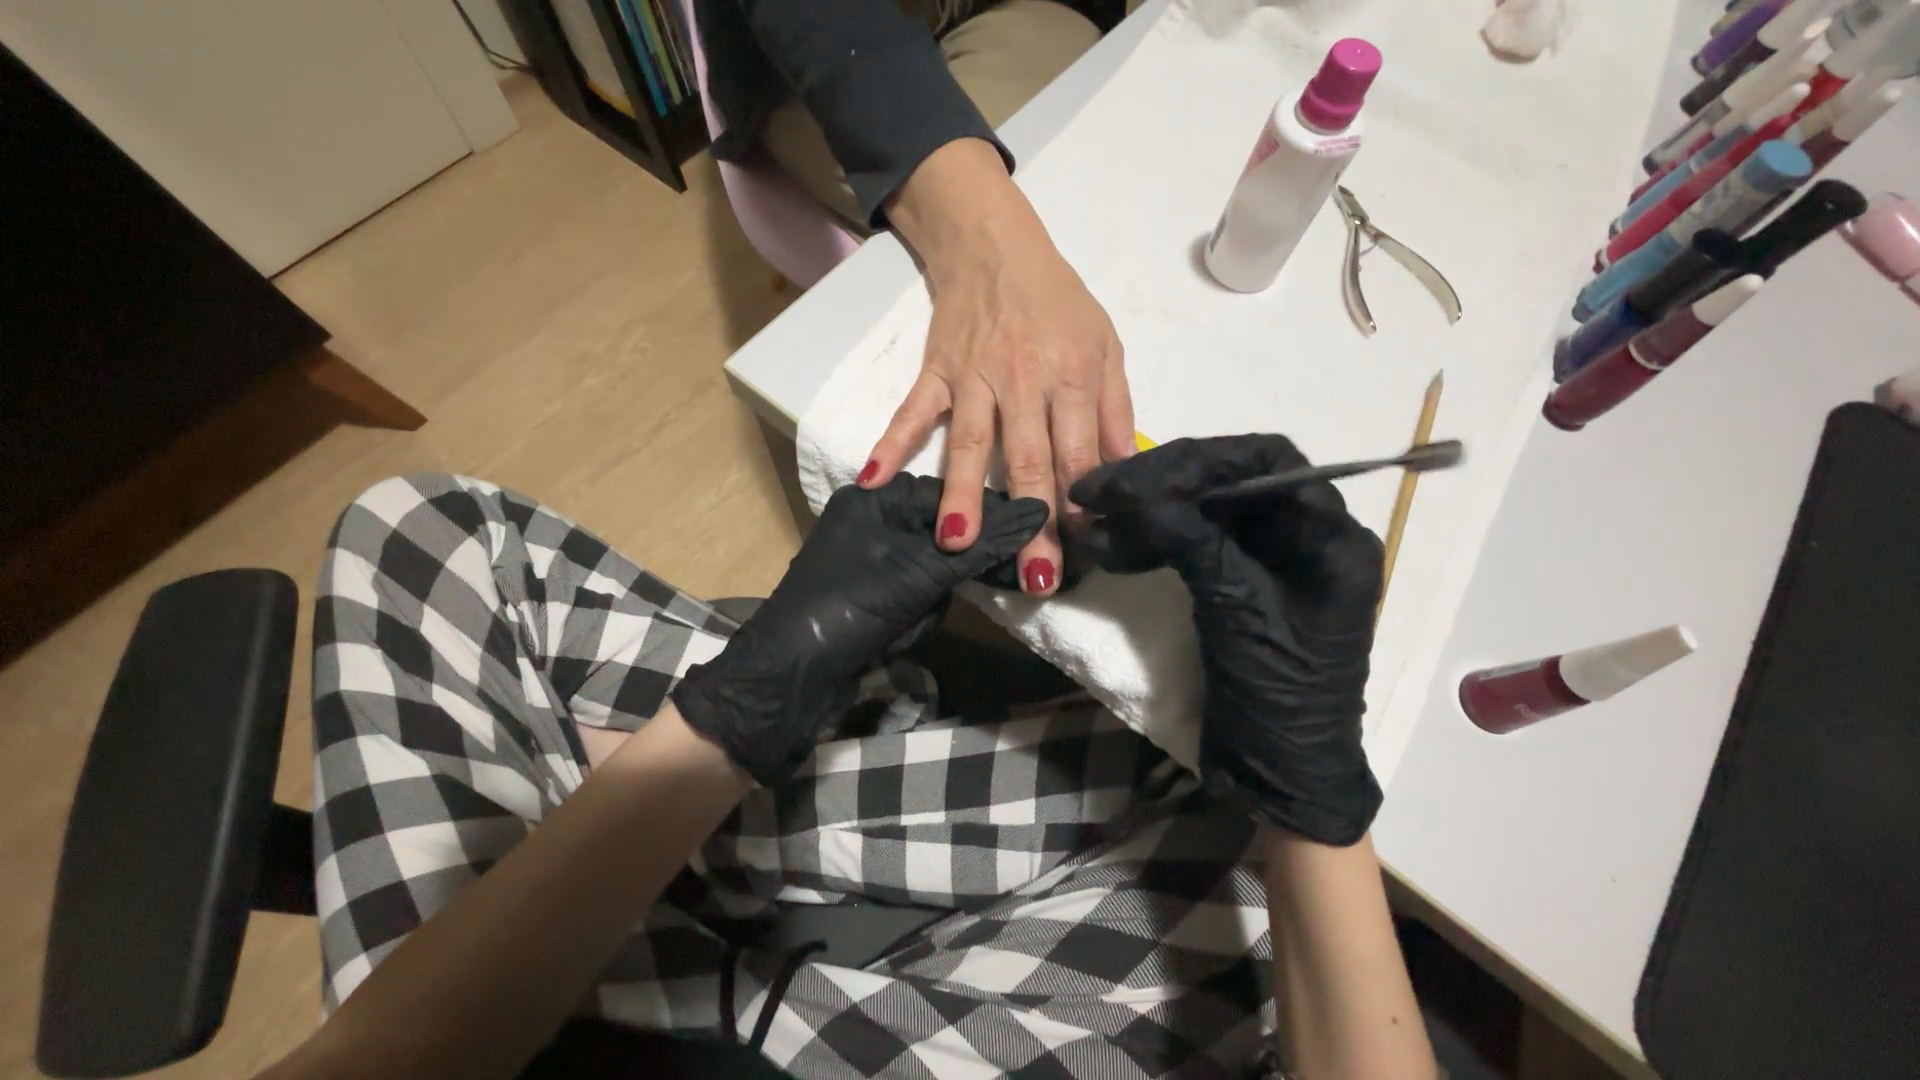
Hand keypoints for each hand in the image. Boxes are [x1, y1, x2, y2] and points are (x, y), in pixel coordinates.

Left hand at [672, 474, 1046, 785]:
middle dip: (977, 549)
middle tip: (1021, 564)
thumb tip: (1038, 514)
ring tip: (992, 583)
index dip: (992, 513)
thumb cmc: (851, 606)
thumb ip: (980, 547)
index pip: (948, 493)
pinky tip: (951, 605)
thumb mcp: (920, 573)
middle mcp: (871, 518)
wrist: (793, 672)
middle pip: (944, 523)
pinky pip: (920, 581)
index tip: (1038, 528)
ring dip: (957, 576)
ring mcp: (870, 556)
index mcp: (873, 498)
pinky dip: (937, 596)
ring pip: (936, 554)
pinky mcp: (873, 591)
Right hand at [866, 138, 1134, 597]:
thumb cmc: (1059, 304)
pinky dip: (891, 443)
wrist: (996, 248)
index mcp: (1072, 377)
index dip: (1082, 501)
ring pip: (970, 443)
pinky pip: (912, 411)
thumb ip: (1114, 411)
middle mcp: (1023, 382)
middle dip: (1033, 521)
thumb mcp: (1105, 347)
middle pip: (1029, 460)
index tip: (1083, 547)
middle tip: (1036, 577)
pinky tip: (873, 479)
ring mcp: (973, 378)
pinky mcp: (935, 372)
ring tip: (956, 542)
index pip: (1079, 451)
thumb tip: (1122, 472)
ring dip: (962, 492)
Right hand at [1069, 435, 1384, 845]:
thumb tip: (1132, 489)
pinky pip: (1195, 545)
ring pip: (1207, 513)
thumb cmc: (1278, 698)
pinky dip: (1154, 541)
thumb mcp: (1237, 612)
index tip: (1131, 475)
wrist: (1280, 780)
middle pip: (1232, 483)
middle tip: (1098, 492)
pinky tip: (1114, 546)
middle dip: (1164, 484)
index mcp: (1332, 538)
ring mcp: (1272, 564)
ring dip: (1150, 512)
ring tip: (1093, 521)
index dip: (1197, 459)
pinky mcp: (1240, 587)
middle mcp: (1307, 539)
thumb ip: (1193, 541)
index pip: (1267, 463)